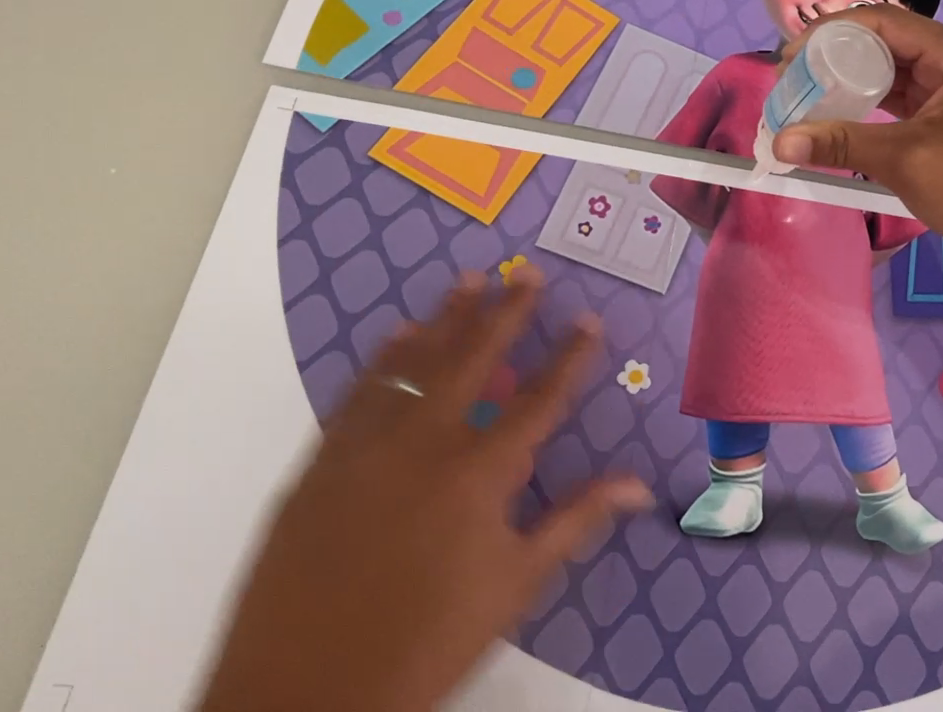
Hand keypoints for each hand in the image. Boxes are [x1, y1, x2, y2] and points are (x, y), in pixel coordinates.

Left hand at [198, 266, 651, 711]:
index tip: (588, 319)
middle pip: (473, 360)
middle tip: (526, 273)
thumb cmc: (429, 640)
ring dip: (445, 320)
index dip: (568, 356)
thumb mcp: (516, 584)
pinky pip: (358, 395)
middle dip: (506, 313)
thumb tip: (639, 486)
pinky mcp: (319, 465)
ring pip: (413, 364)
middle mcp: (425, 442)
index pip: (538, 398)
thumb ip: (576, 521)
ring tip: (468, 281)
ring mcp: (366, 448)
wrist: (304, 694)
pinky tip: (396, 338)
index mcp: (480, 473)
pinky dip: (384, 361)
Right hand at [773, 6, 942, 257]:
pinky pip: (915, 101)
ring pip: (902, 75)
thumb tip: (781, 142)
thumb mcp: (906, 161)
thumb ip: (842, 144)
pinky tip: (850, 120)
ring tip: (814, 102)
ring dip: (860, 88)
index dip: (831, 34)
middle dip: (841, 63)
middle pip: (892, 46)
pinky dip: (882, 109)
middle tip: (797, 83)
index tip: (790, 58)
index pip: (884, 22)